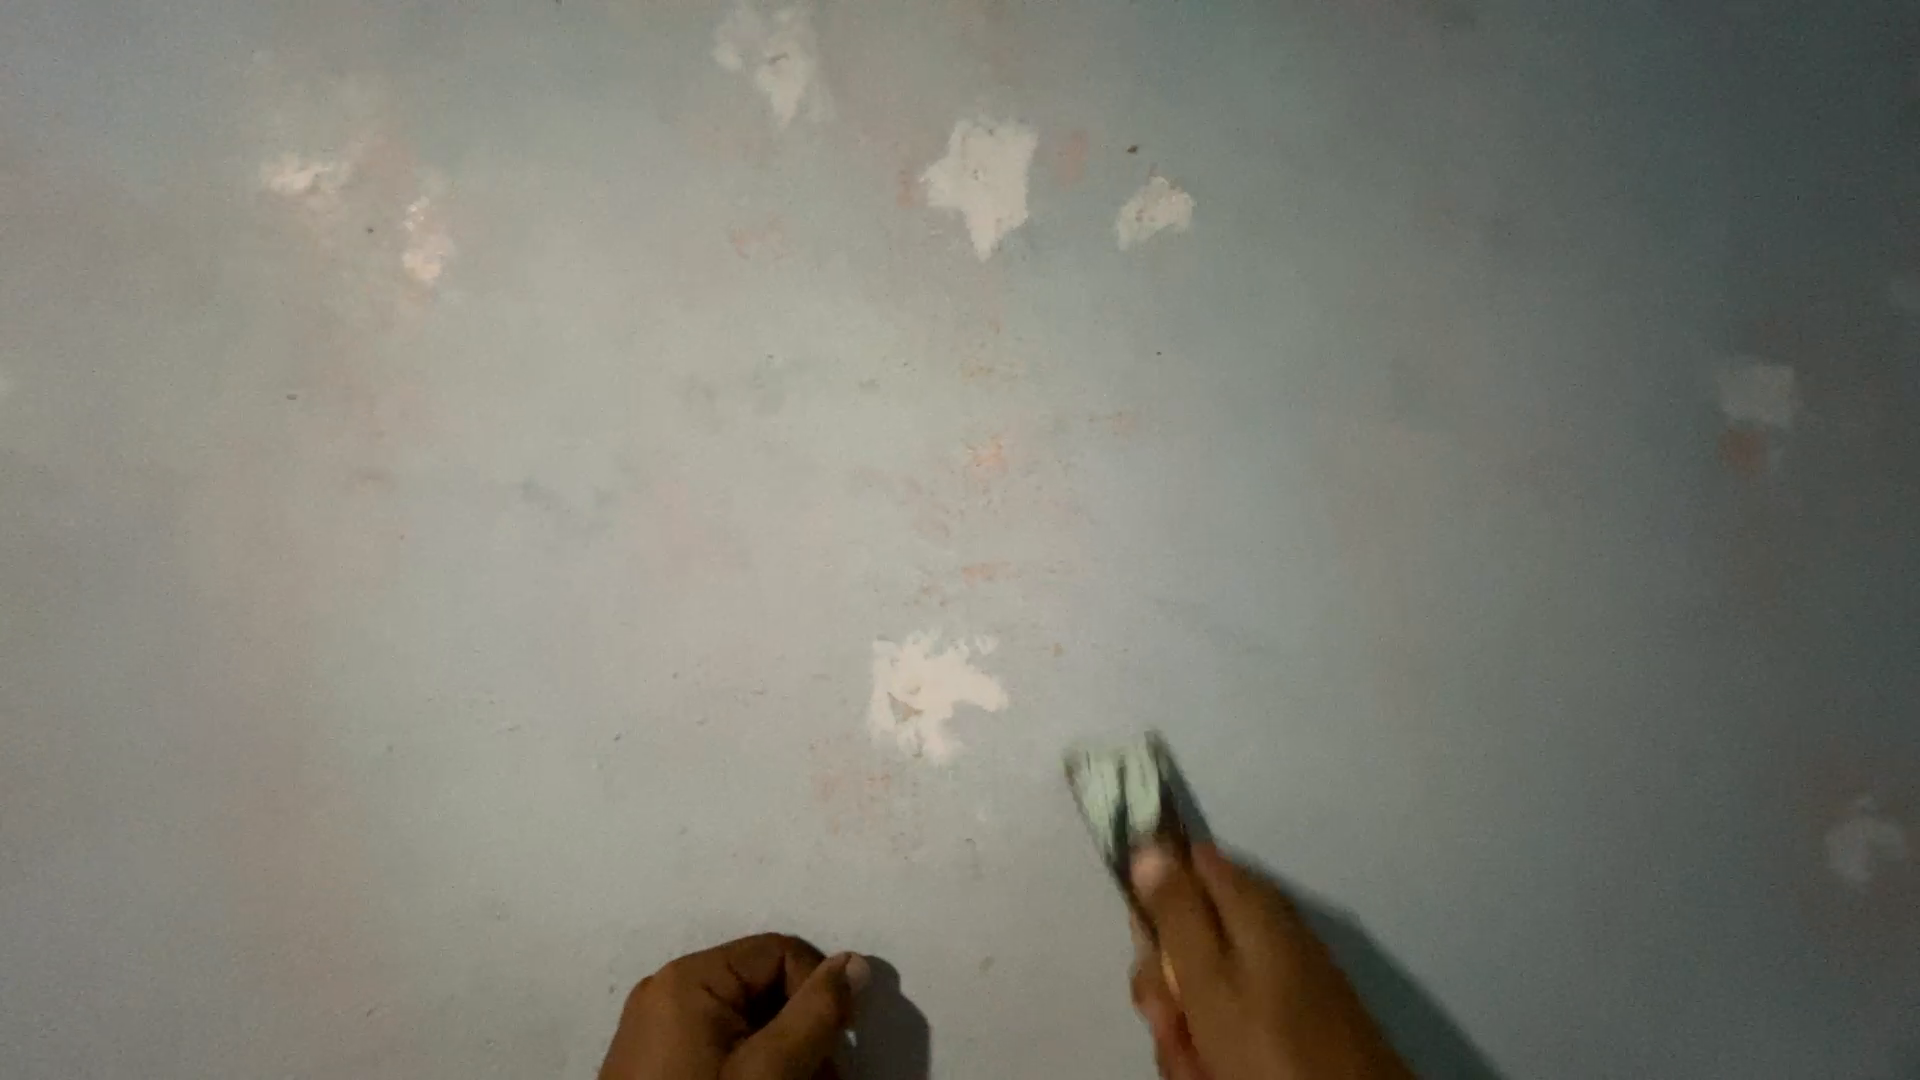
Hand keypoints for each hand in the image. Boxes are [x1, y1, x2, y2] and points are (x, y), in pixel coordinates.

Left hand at [600, 933, 869, 1079]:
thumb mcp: (768, 1073)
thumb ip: (816, 1013)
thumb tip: (855, 962)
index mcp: (689, 978)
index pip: (780, 952)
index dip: (819, 991)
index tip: (839, 1044)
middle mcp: (669, 992)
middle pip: (764, 989)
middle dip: (804, 1034)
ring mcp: (659, 1032)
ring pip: (748, 1023)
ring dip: (786, 1057)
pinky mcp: (658, 1067)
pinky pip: (722, 1049)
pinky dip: (754, 1071)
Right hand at [1129, 845, 1412, 1079]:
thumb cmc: (1270, 1042)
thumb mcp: (1207, 976)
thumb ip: (1174, 909)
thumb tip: (1148, 844)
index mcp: (1247, 897)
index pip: (1182, 860)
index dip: (1153, 896)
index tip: (1147, 942)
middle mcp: (1265, 922)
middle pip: (1186, 930)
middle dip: (1167, 979)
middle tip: (1175, 1019)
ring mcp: (1280, 968)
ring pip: (1202, 981)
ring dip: (1187, 1024)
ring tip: (1203, 1061)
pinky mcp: (1291, 1010)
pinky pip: (1231, 1015)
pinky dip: (1216, 1045)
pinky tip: (1221, 1071)